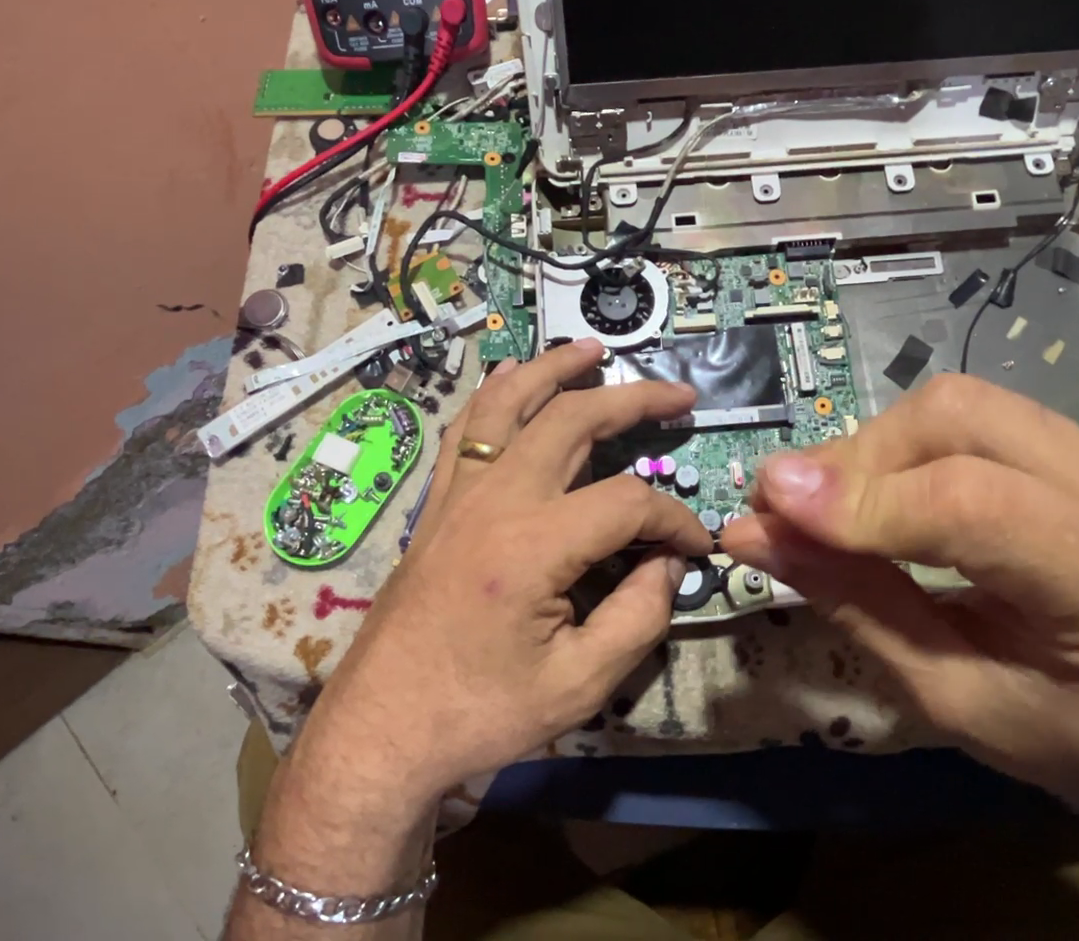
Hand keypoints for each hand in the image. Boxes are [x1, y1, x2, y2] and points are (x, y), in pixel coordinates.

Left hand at [294, 340, 712, 810]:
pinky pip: (465, 431)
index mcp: (533, 546)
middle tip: (680, 396)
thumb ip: (638, 616)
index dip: (675, 519)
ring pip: (508, 404)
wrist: (381, 729)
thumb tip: (667, 563)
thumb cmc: (479, 714)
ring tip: (592, 349)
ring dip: (554, 370)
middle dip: (633, 401)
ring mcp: (457, 495)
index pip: (627, 502)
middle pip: (571, 421)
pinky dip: (495, 396)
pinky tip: (512, 380)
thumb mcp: (578, 684)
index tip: (697, 548)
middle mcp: (494, 501)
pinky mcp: (436, 505)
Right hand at [722, 374, 1078, 829]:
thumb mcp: (956, 700)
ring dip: (874, 451)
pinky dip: (910, 452)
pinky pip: (983, 421)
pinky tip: (886, 497)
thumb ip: (856, 605)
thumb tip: (754, 535)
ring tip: (828, 508)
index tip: (767, 506)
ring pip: (964, 407)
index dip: (863, 498)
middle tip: (788, 511)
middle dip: (857, 459)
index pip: (978, 505)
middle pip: (962, 419)